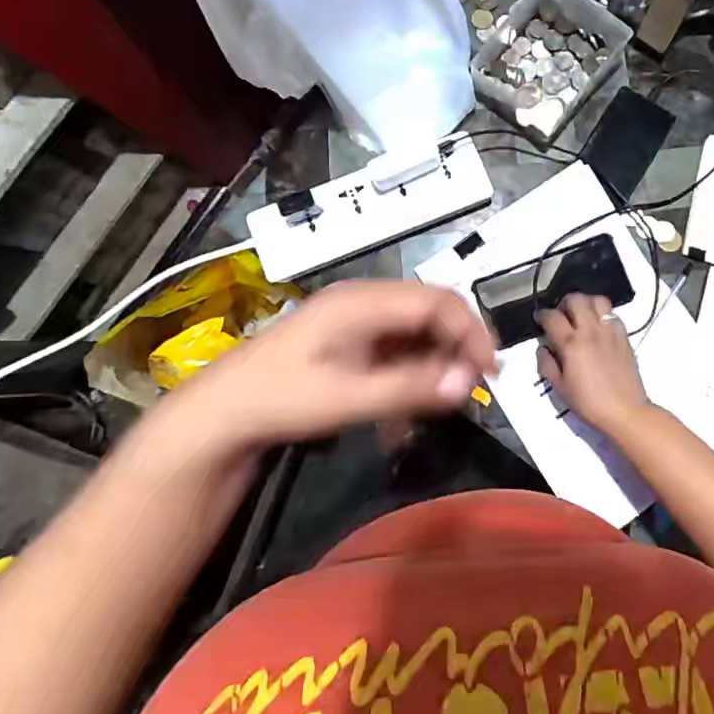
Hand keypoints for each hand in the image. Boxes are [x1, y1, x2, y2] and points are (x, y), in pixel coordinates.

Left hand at [175, 281, 497, 450]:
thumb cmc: (280, 398)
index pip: (437, 301)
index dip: (471, 331)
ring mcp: (358, 319)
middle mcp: (365, 301)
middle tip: (470, 388)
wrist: (224, 411)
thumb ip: (409, 388)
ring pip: (418, 332)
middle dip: (457, 348)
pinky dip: (411, 374)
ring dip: (435, 364)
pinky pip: (398, 349)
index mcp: (363, 301)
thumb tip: (465, 382)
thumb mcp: (347, 397)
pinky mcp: (353, 339)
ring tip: (439, 403)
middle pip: (432, 311)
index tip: (489, 371)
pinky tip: (403, 412)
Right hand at [535, 294, 649, 435]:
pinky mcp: (624, 336)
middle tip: (561, 315)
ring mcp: (610, 331)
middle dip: (564, 303)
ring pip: (597, 299)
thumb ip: (547, 364)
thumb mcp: (560, 388)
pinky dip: (602, 314)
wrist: (625, 411)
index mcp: (571, 343)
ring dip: (586, 303)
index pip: (552, 316)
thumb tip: (543, 349)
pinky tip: (598, 327)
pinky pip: (612, 313)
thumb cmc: (589, 403)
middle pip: (576, 299)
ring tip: (581, 315)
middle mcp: (590, 331)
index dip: (542, 315)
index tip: (540, 319)